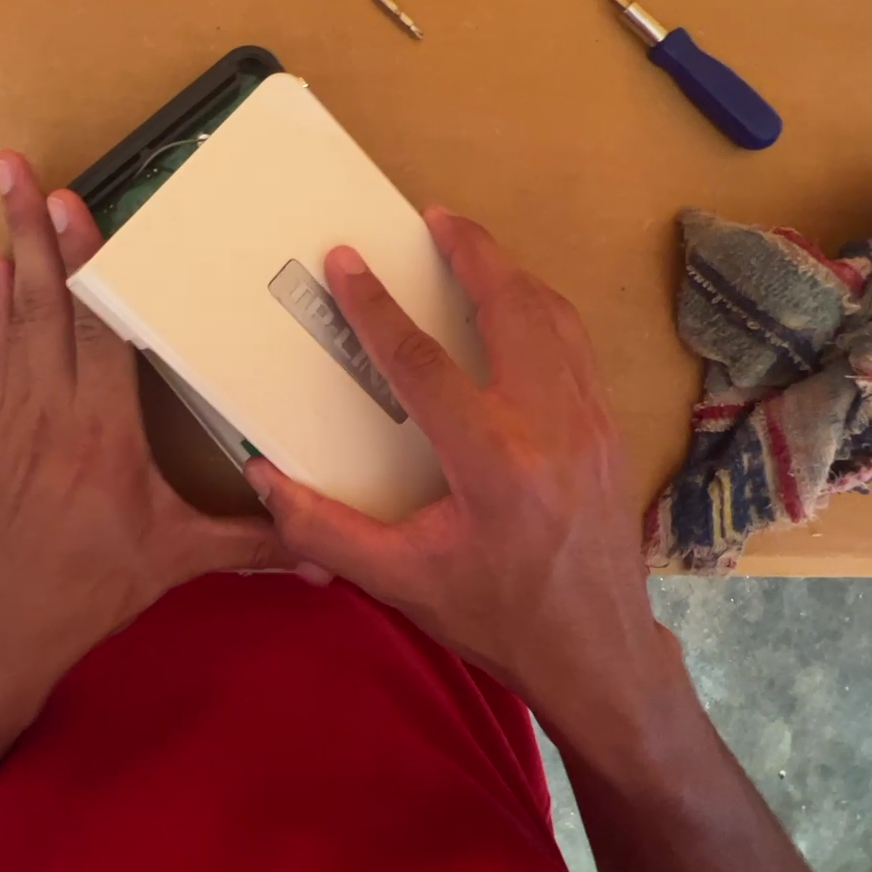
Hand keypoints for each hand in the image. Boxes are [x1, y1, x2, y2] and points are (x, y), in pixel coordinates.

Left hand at [0, 151, 285, 695]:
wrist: (11, 619)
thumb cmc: (98, 581)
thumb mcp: (179, 558)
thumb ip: (254, 543)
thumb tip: (327, 555)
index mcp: (101, 431)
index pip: (95, 331)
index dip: (85, 265)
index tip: (68, 205)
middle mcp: (49, 409)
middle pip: (42, 305)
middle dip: (28, 230)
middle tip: (11, 168)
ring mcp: (11, 415)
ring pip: (11, 319)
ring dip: (10, 254)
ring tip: (2, 196)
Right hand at [243, 208, 682, 747]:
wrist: (599, 655)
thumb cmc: (495, 615)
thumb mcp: (396, 579)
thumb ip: (321, 528)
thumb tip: (262, 478)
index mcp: (492, 461)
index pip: (422, 363)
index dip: (375, 308)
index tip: (347, 261)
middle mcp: (549, 425)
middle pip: (512, 308)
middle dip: (472, 252)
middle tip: (435, 216)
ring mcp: (591, 422)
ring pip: (554, 317)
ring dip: (511, 273)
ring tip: (472, 246)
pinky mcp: (609, 429)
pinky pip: (575, 344)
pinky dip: (541, 308)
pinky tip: (518, 307)